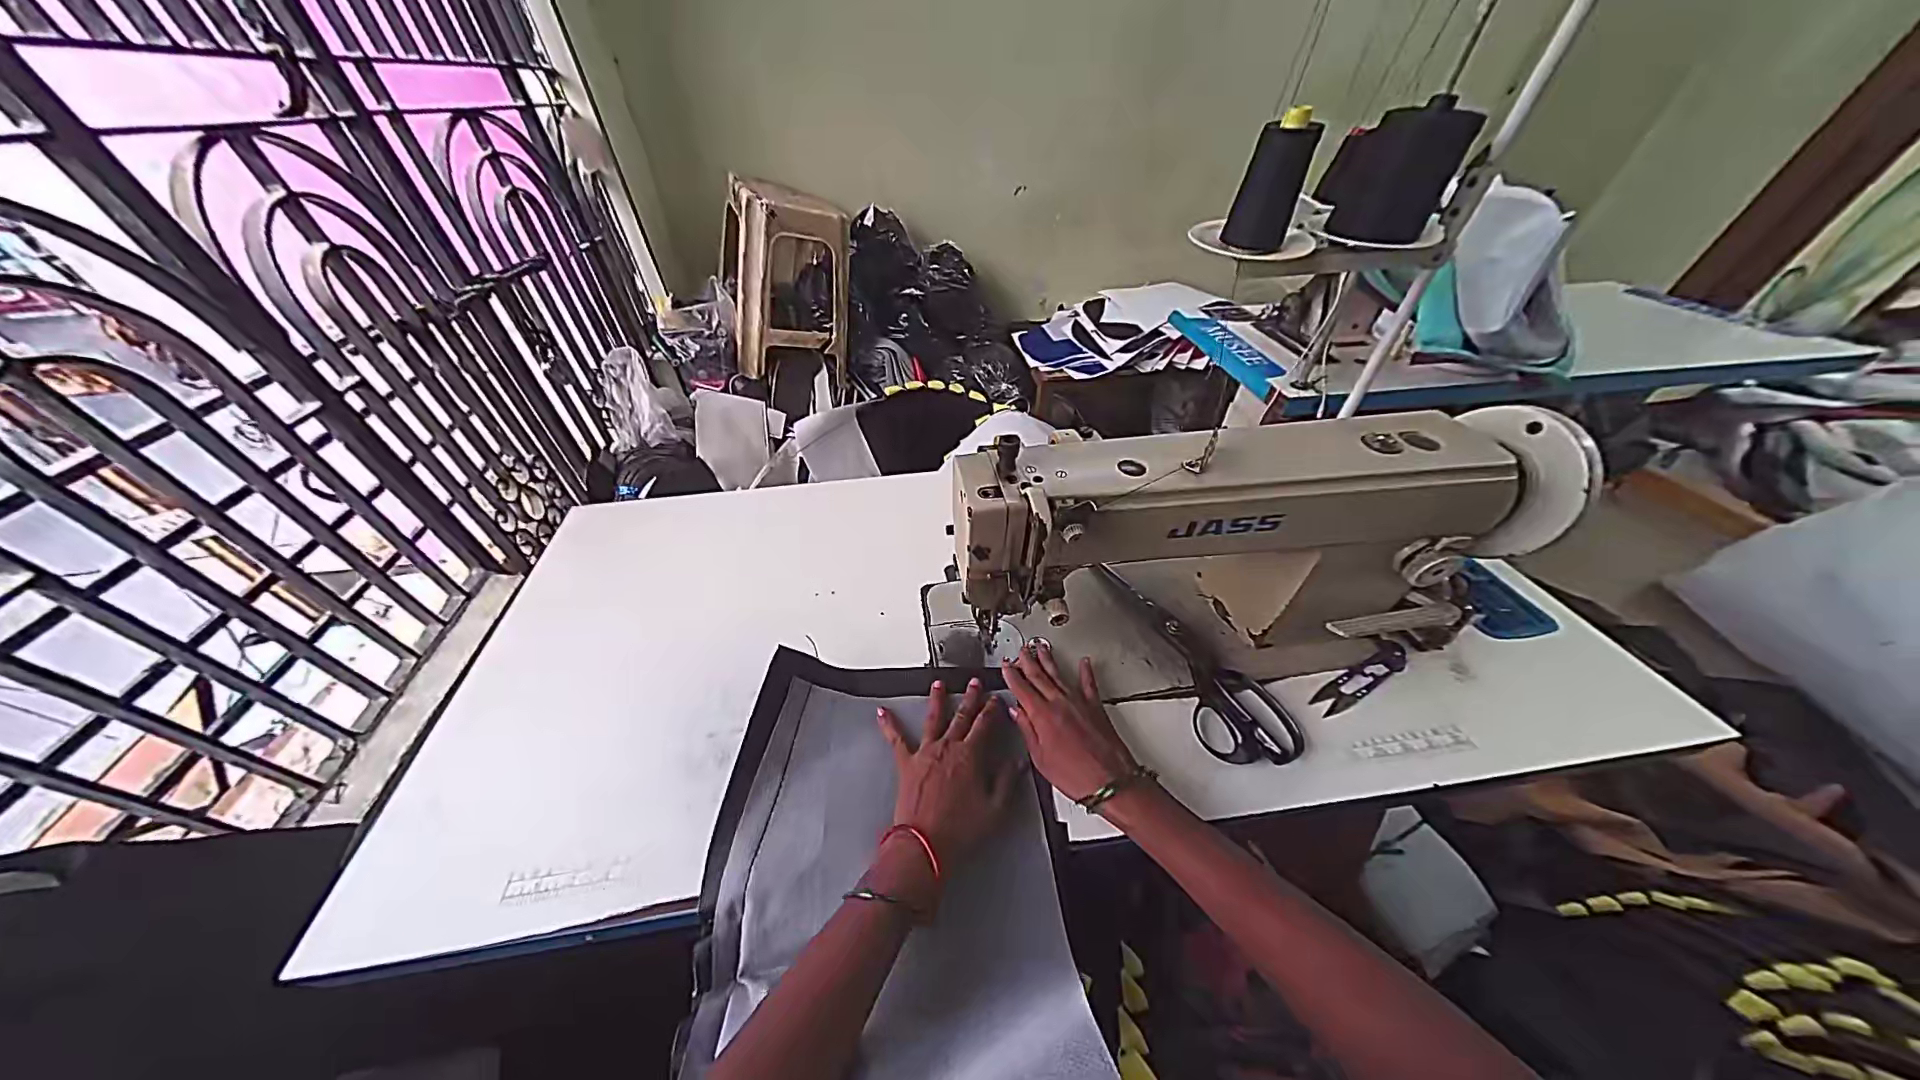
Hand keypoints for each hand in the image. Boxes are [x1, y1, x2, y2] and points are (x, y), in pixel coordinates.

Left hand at [876, 678, 1020, 873]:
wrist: (924, 843)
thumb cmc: (958, 829)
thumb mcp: (995, 808)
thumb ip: (1007, 781)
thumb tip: (1017, 764)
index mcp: (970, 756)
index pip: (985, 725)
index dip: (992, 710)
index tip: (996, 701)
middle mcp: (947, 748)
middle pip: (962, 715)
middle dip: (970, 697)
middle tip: (974, 684)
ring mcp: (925, 753)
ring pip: (933, 718)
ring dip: (937, 699)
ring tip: (938, 684)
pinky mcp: (906, 764)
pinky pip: (896, 739)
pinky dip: (888, 724)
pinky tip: (882, 712)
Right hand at [1001, 640, 1139, 803]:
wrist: (1110, 781)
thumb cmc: (1077, 775)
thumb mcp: (1040, 758)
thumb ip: (1027, 731)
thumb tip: (1016, 714)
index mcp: (1042, 715)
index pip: (1021, 688)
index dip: (1011, 675)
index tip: (1006, 666)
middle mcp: (1060, 703)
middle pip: (1039, 676)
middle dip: (1027, 661)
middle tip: (1021, 651)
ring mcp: (1079, 702)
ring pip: (1059, 674)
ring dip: (1049, 660)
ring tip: (1042, 648)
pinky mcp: (1095, 707)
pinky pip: (1089, 683)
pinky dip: (1085, 671)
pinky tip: (1084, 662)